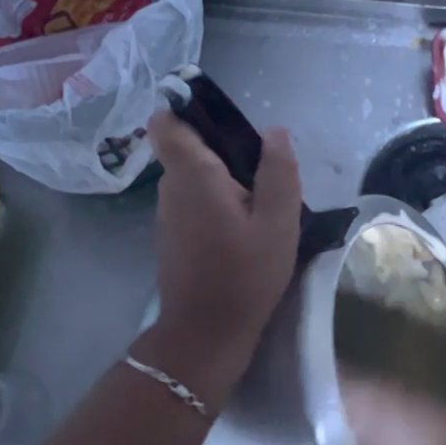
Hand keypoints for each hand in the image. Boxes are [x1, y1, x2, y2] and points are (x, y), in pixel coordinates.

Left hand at [140, 109, 302, 402]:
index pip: (166, 122)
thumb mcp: (279, 223)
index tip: (223, 121)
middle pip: (185, 148)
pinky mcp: (170, 234)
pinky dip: (211, 202)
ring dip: (218, 179)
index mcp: (193, 175)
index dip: (187, 110)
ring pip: (189, 176)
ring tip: (256, 204)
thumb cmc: (245, 275)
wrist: (205, 334)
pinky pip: (189, 200)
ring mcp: (166, 212)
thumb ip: (278, 171)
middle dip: (219, 149)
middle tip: (260, 173)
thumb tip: (274, 130)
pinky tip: (240, 229)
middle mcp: (170, 187)